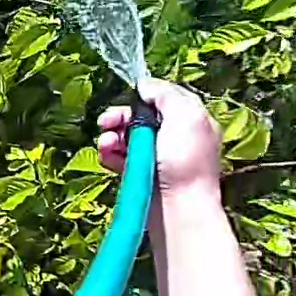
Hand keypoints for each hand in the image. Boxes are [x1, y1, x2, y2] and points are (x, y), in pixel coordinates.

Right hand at [96, 78, 221, 199]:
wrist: (178, 209)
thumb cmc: (186, 162)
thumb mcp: (184, 116)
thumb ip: (164, 94)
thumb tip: (144, 85)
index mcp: (190, 119)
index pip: (162, 97)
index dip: (143, 96)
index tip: (129, 99)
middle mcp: (174, 136)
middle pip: (139, 116)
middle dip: (120, 117)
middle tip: (105, 122)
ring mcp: (156, 156)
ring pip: (125, 136)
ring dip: (111, 136)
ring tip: (106, 145)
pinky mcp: (140, 174)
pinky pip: (119, 157)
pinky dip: (109, 155)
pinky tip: (106, 157)